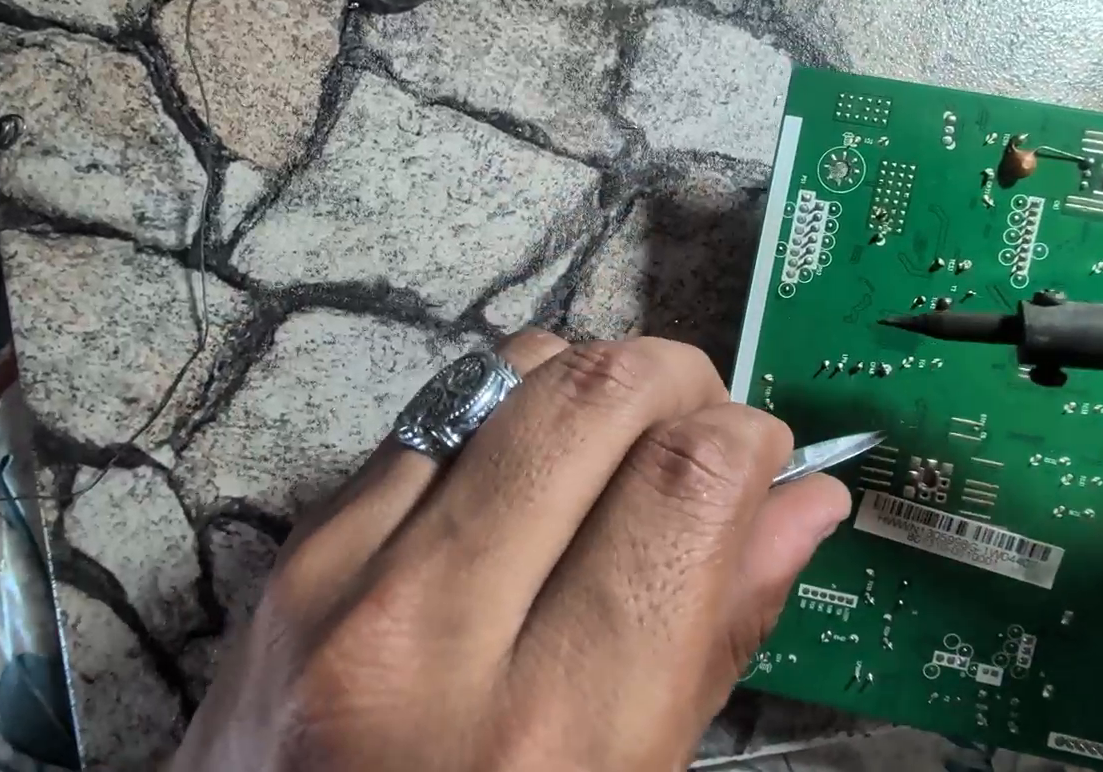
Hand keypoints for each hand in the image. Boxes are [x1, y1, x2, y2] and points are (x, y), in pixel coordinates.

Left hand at [173, 334, 852, 770]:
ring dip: (589, 380)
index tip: (758, 454)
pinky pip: (437, 409)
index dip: (747, 440)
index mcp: (553, 733)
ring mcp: (346, 570)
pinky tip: (521, 468)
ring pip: (510, 370)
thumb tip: (803, 496)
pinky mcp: (300, 539)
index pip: (683, 487)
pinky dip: (508, 411)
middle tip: (693, 421)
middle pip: (594, 394)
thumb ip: (722, 631)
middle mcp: (435, 630)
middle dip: (674, 377)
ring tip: (611, 439)